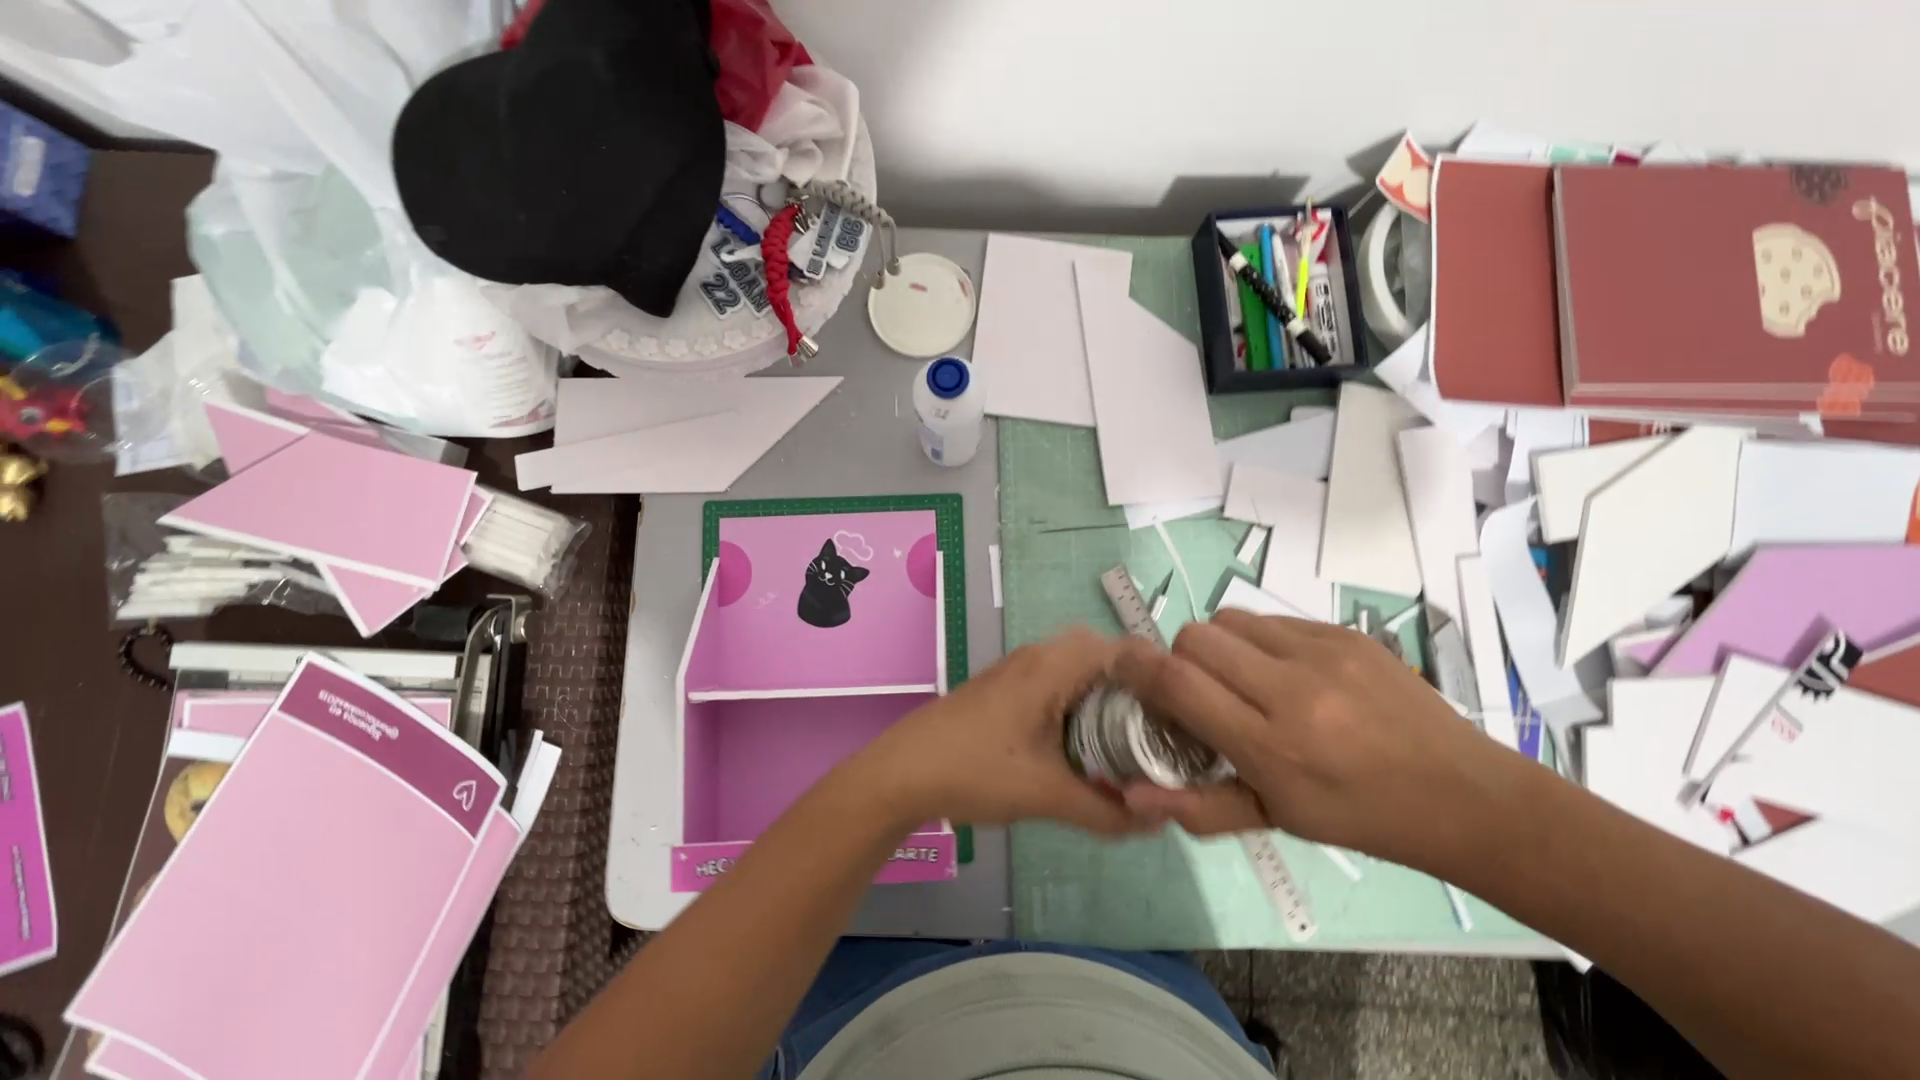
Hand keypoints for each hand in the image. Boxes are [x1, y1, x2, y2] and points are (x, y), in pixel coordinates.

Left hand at [850, 629, 1141, 835]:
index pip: (1126, 649)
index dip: (1163, 677)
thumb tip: (1158, 822)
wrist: (899, 774)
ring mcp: (1017, 669)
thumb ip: (1106, 810)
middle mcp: (1038, 655)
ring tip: (1131, 740)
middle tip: (1162, 730)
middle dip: (1137, 688)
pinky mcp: (1002, 688)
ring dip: (1105, 695)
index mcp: (1053, 665)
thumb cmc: (973, 772)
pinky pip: (1056, 681)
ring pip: (1078, 668)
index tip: (1188, 714)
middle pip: (1105, 655)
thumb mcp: (1045, 796)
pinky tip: (1083, 743)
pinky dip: (1079, 702)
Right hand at [1112, 610, 1519, 871]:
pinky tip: (1285, 674)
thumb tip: (1129, 797)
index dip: (1137, 668)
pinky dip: (1259, 642)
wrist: (1459, 792)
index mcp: (1272, 745)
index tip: (1122, 667)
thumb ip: (1198, 806)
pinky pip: (1272, 619)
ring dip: (1219, 646)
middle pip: (1196, 638)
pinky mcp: (1346, 633)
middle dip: (1181, 660)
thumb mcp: (1275, 820)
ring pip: (1230, 619)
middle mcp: (1292, 689)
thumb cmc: (1359, 817)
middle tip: (1200, 692)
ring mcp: (1323, 653)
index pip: (1179, 684)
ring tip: (1242, 681)